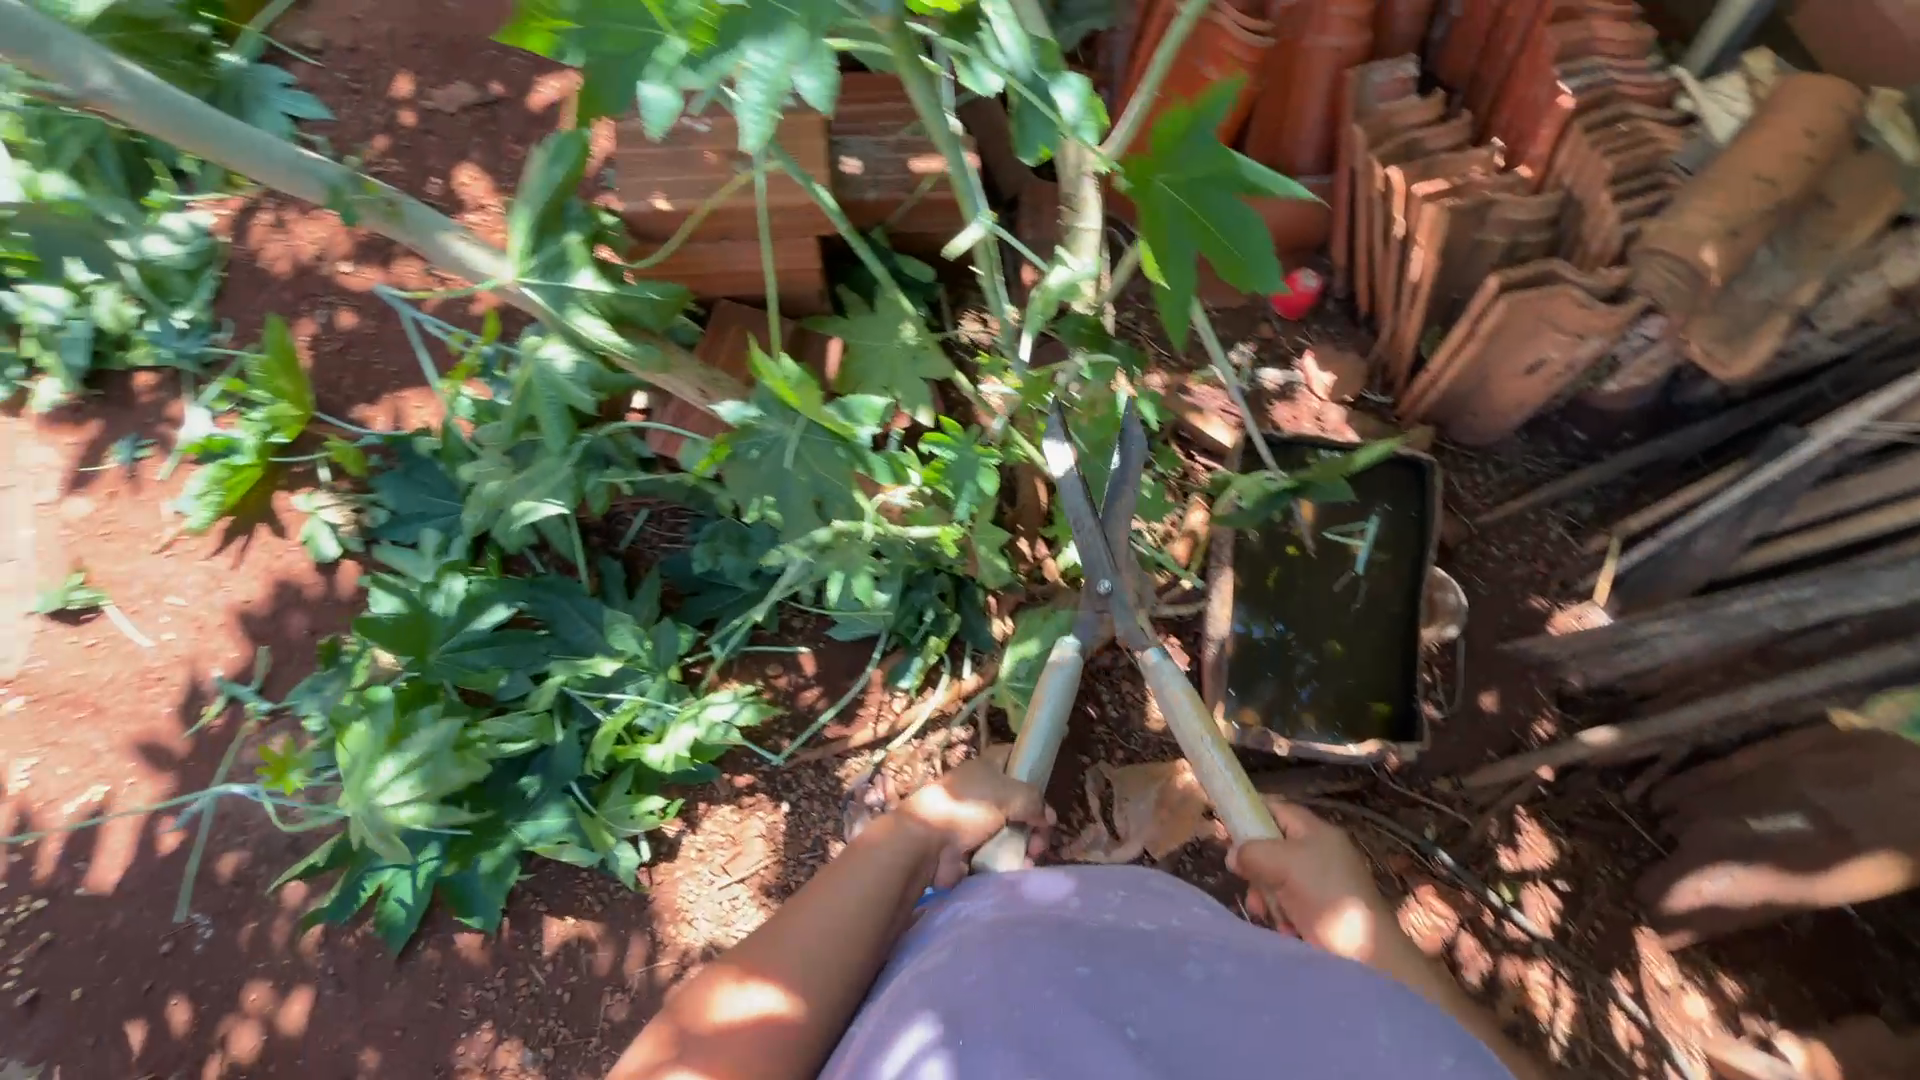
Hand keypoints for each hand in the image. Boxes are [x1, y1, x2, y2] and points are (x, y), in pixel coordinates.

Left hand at [895, 752, 1052, 886]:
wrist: (927, 842)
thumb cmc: (968, 806)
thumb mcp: (1010, 793)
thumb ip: (1035, 801)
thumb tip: (1048, 817)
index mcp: (988, 768)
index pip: (1013, 756)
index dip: (1031, 765)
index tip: (1046, 784)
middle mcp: (983, 791)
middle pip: (1019, 802)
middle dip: (1035, 822)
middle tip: (1039, 840)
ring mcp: (977, 821)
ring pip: (1013, 830)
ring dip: (1027, 845)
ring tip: (1030, 858)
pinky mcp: (972, 848)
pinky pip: (1000, 853)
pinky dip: (1012, 860)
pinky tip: (1020, 868)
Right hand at [1227, 800, 1413, 967]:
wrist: (1367, 957)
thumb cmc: (1327, 897)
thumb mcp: (1284, 864)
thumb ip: (1252, 852)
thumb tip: (1233, 856)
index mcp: (1317, 832)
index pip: (1277, 809)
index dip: (1250, 813)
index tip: (1227, 829)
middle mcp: (1320, 853)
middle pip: (1273, 846)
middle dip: (1254, 864)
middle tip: (1244, 879)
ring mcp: (1322, 884)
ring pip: (1276, 877)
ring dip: (1264, 893)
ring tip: (1263, 911)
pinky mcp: (1321, 911)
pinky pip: (1288, 902)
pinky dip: (1280, 913)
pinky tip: (1282, 927)